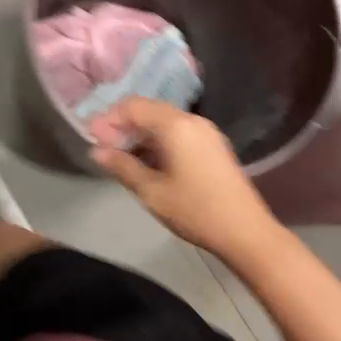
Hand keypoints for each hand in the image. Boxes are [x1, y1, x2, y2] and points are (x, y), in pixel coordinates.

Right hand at [91, 98, 280, 261]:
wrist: (247, 233)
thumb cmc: (195, 211)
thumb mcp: (152, 192)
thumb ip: (122, 166)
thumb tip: (97, 151)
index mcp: (175, 125)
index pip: (132, 106)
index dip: (109, 120)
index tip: (93, 139)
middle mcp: (191, 120)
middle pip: (149, 110)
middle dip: (123, 127)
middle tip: (105, 149)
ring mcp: (206, 132)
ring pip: (164, 122)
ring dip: (141, 135)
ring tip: (123, 159)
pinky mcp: (213, 146)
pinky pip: (178, 133)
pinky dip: (159, 142)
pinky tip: (149, 164)